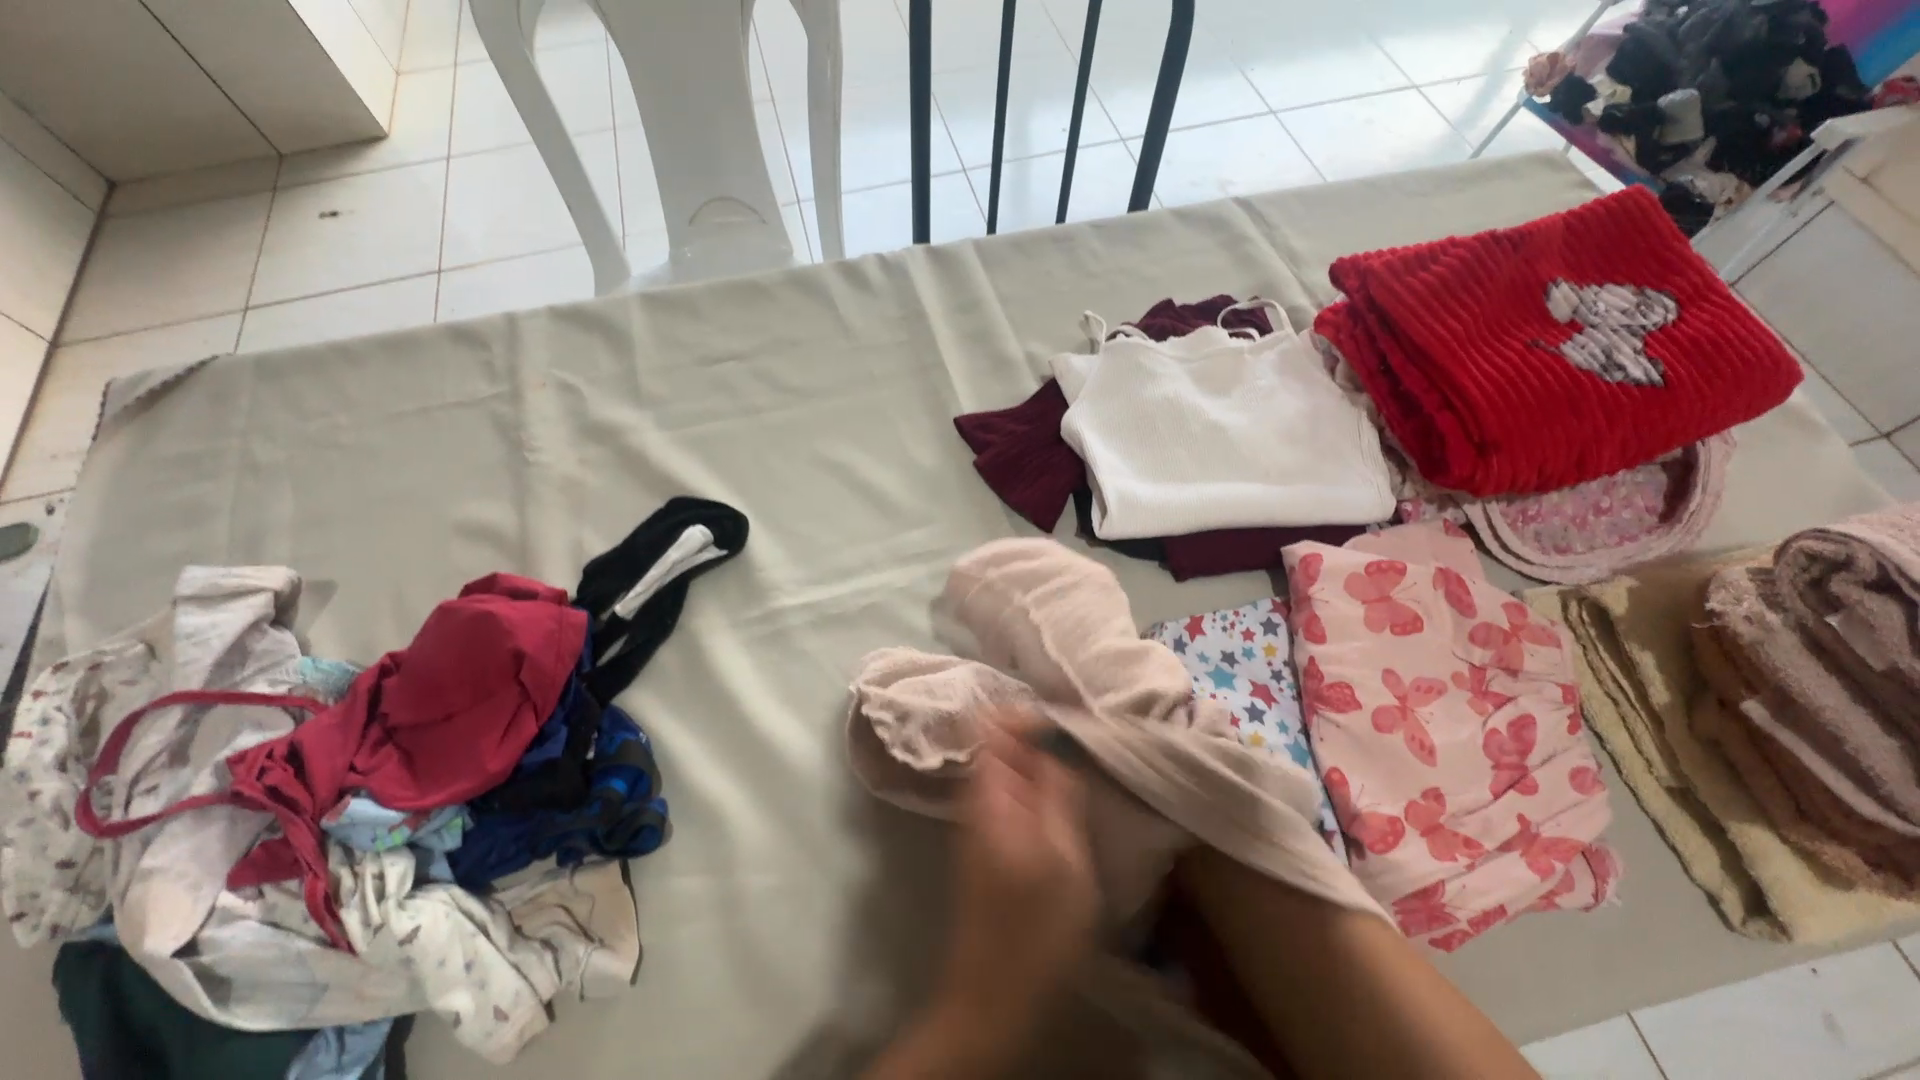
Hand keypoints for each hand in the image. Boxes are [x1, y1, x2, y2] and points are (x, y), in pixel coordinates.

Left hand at [934, 712, 1097, 1056]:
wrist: (992, 1001)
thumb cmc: (1035, 932)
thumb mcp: (1064, 859)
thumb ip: (1057, 795)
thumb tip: (1054, 744)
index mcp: (987, 796)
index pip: (988, 724)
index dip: (1023, 712)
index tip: (1067, 722)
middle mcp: (975, 803)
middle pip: (997, 747)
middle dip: (1037, 736)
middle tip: (1086, 742)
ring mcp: (979, 827)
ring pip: (1006, 773)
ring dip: (1039, 764)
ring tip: (1082, 768)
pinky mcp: (988, 850)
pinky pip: (1010, 799)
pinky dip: (1034, 790)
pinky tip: (1066, 803)